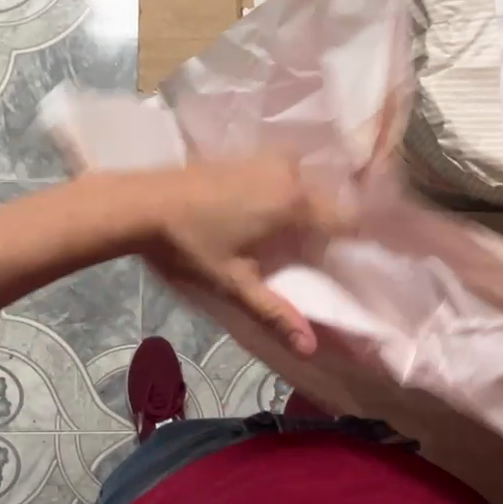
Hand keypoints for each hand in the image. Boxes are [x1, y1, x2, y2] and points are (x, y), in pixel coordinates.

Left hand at [135, 156, 347, 355]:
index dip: (359, 239)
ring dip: (308, 206)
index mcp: (293, 204)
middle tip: (324, 255)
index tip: (362, 257)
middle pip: (327, 200)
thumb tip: (310, 348)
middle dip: (330, 226)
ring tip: (298, 238)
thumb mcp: (234, 283)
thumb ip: (275, 312)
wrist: (140, 203)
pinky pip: (283, 173)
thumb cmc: (190, 245)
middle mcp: (288, 174)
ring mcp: (265, 159)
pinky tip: (270, 213)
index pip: (345, 220)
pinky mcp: (245, 156)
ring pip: (305, 183)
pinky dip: (287, 191)